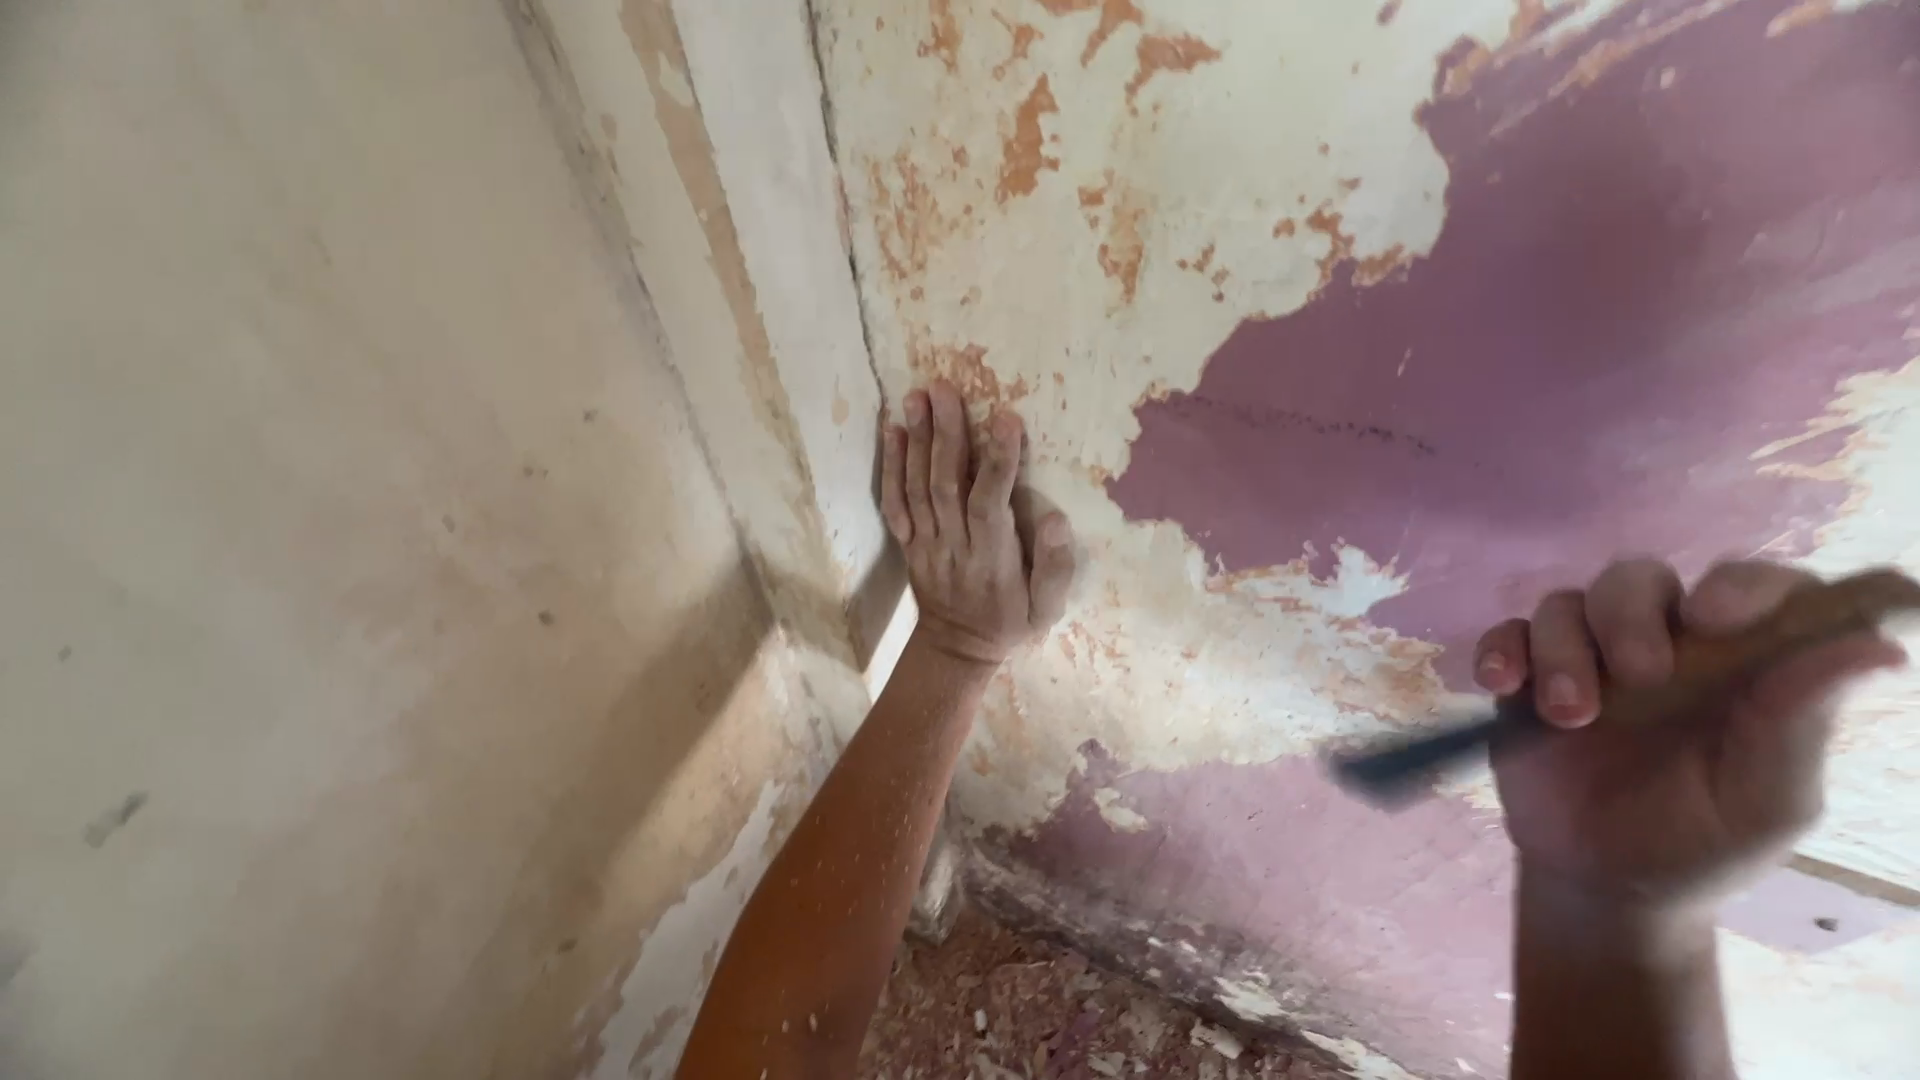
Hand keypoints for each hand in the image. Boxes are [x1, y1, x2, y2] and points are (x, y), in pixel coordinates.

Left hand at [880, 380, 1073, 664]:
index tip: (1005, 419)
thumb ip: (1054, 568)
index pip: (990, 504)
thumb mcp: (1046, 611)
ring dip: (916, 440)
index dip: (997, 462)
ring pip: (917, 488)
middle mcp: (953, 546)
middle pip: (946, 485)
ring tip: (917, 396)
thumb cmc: (1009, 624)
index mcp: (991, 560)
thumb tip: (1058, 520)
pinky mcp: (908, 542)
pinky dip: (891, 466)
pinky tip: (892, 431)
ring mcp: (925, 543)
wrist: (955, 649)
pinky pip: (894, 503)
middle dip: (946, 435)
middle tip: (945, 389)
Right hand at [1479, 558, 1904, 908]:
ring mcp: (1584, 656)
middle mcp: (1662, 644)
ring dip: (1562, 651)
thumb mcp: (1765, 800)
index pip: (1755, 588)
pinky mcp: (1523, 675)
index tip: (1714, 619)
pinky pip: (1504, 634)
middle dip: (1628, 615)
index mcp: (1740, 665)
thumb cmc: (1698, 842)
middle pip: (1638, 578)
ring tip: (1568, 718)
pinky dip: (1499, 650)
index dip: (1739, 585)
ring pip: (1564, 603)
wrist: (1598, 880)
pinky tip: (1500, 685)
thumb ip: (1797, 725)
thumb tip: (1880, 649)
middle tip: (1638, 676)